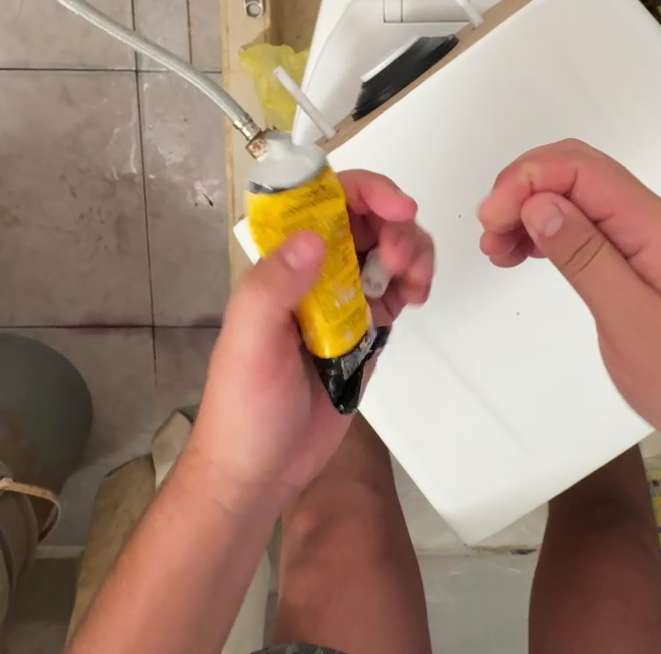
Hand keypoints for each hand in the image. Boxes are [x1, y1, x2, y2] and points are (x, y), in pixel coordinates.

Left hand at [190, 170, 434, 498]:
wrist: (262, 471)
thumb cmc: (245, 408)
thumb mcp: (249, 343)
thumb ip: (274, 287)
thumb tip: (316, 238)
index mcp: (283, 263)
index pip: (324, 202)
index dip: (364, 190)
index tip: (397, 206)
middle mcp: (315, 272)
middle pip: (367, 219)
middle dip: (396, 223)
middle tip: (404, 260)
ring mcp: (344, 299)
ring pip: (388, 249)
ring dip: (412, 251)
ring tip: (416, 283)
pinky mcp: (367, 328)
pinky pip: (397, 288)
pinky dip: (415, 281)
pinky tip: (415, 297)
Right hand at [476, 139, 660, 449]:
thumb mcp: (634, 323)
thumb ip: (586, 259)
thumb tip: (538, 204)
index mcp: (657, 227)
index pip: (583, 170)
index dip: (527, 180)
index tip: (491, 220)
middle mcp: (651, 221)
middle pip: (578, 171)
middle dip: (523, 188)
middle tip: (490, 233)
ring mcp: (644, 238)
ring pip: (576, 195)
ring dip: (530, 208)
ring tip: (497, 248)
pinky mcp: (634, 258)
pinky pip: (583, 224)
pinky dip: (545, 230)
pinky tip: (522, 252)